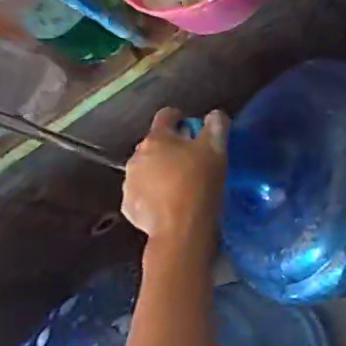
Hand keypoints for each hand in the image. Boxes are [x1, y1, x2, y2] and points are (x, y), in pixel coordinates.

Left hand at [121, 108, 229, 271]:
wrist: (181, 229)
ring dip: (160, 171)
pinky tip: (169, 204)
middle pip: (155, 144)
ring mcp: (129, 182)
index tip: (193, 127)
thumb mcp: (217, 149)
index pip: (166, 116)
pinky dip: (153, 194)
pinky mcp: (128, 206)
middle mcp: (136, 157)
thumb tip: (214, 116)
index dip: (180, 118)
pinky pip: (142, 193)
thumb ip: (216, 125)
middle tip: (192, 160)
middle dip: (171, 148)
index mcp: (157, 139)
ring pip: (146, 169)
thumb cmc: (199, 183)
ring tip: (180, 185)